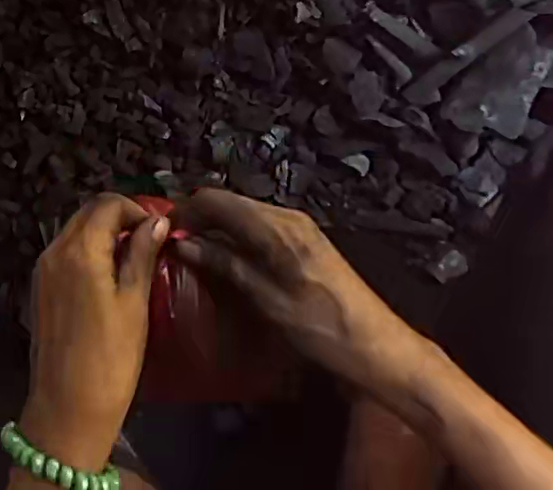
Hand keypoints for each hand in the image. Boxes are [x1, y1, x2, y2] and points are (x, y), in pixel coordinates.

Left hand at [19, 193, 168, 472]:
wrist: (66, 404)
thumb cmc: (111, 357)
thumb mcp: (134, 304)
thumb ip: (142, 255)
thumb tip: (157, 221)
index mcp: (78, 249)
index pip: (105, 204)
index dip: (134, 208)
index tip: (158, 228)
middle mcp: (54, 248)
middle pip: (86, 212)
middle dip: (118, 217)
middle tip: (149, 239)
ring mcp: (43, 265)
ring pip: (74, 229)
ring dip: (102, 232)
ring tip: (133, 256)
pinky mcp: (40, 283)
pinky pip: (65, 250)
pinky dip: (87, 248)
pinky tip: (108, 272)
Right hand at [170, 189, 432, 400]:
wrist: (388, 354)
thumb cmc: (326, 331)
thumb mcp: (268, 301)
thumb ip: (224, 265)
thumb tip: (181, 244)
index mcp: (275, 227)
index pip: (213, 200)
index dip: (184, 212)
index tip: (164, 233)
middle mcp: (284, 216)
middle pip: (225, 200)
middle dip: (196, 216)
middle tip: (174, 242)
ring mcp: (295, 224)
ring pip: (238, 209)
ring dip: (213, 224)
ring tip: (194, 249)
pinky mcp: (301, 236)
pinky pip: (254, 221)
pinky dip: (232, 231)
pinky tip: (224, 253)